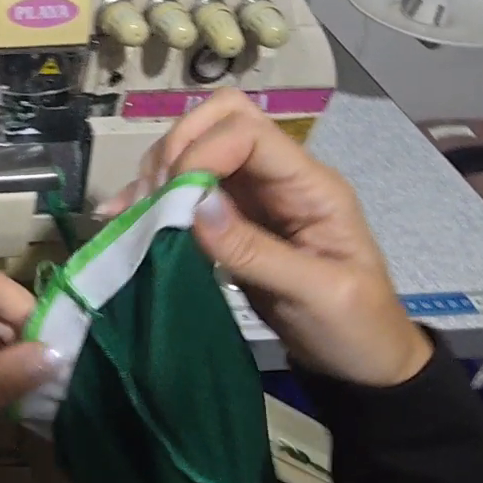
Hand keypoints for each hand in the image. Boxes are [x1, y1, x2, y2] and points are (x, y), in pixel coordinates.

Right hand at [101, 89, 430, 387]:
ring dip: (157, 171)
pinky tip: (121, 217)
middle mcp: (275, 176)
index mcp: (308, 185)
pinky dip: (147, 195)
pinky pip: (180, 186)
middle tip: (154, 197)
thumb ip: (255, 251)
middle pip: (218, 118)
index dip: (202, 151)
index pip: (247, 131)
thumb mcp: (317, 295)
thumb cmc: (354, 328)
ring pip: (192, 145)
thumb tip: (194, 206)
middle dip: (176, 147)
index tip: (174, 198)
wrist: (361, 363)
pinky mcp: (225, 215)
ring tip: (138, 215)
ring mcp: (249, 193)